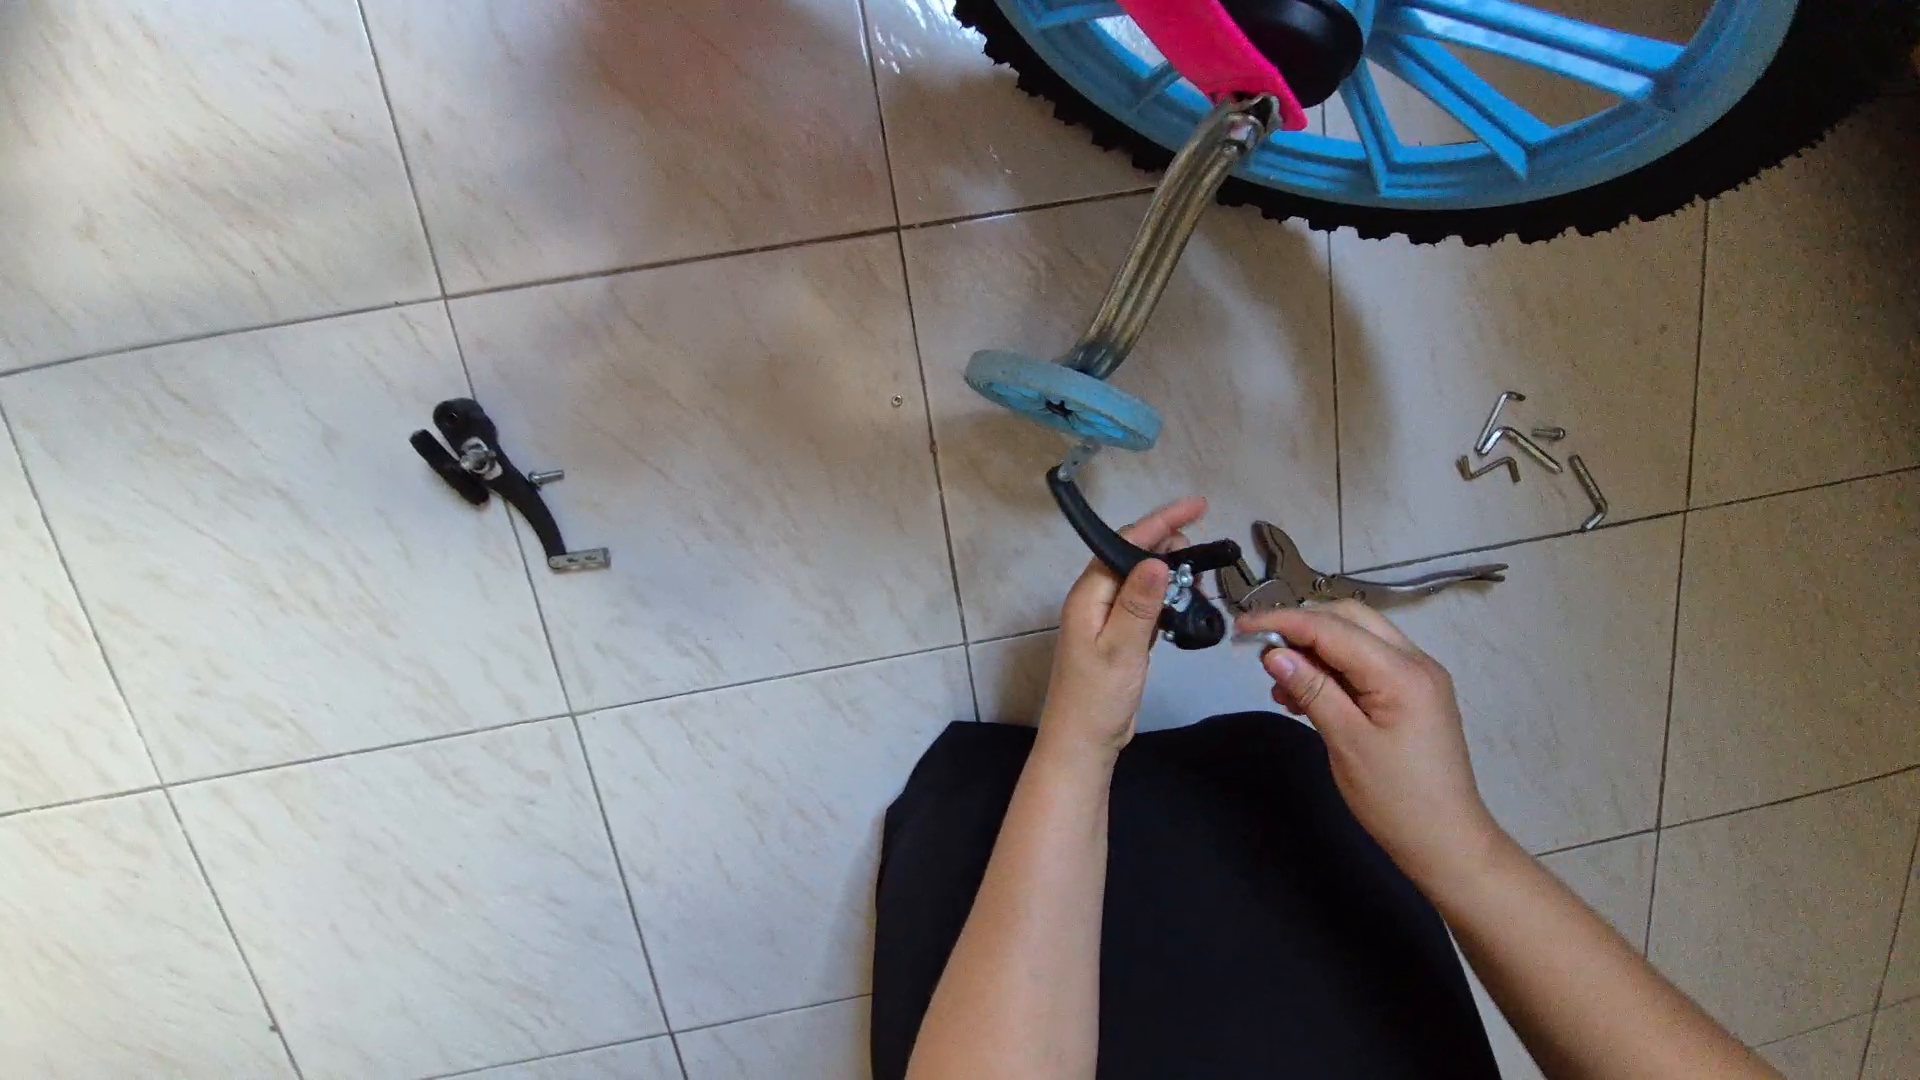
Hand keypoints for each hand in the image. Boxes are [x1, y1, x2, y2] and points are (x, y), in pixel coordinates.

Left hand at [1037, 496, 1209, 761]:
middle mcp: (1094, 600)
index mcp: (1088, 595)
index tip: (1198, 507)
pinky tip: (1185, 600)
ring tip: (1201, 571)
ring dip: (1169, 570)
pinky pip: (1143, 603)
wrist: (1084, 742)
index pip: (1124, 544)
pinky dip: (1165, 596)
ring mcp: (1105, 618)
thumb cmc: (1096, 698)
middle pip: (1131, 555)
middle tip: (1204, 549)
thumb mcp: (1121, 648)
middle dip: (1167, 542)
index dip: (1160, 522)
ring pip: (1139, 579)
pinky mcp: (1118, 636)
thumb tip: (1157, 560)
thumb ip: (1139, 604)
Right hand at [1237, 600, 1509, 890]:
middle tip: (1261, 649)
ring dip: (1312, 648)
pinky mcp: (1409, 693)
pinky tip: (1302, 695)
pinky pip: (1362, 662)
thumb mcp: (1345, 742)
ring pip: (1354, 637)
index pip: (1331, 629)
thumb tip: (1272, 653)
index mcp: (1402, 673)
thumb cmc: (1396, 798)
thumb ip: (1311, 689)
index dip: (1282, 621)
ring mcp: (1415, 676)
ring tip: (1279, 682)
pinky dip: (1328, 668)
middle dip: (1300, 625)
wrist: (1447, 844)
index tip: (1241, 628)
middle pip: (1347, 619)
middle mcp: (1414, 662)